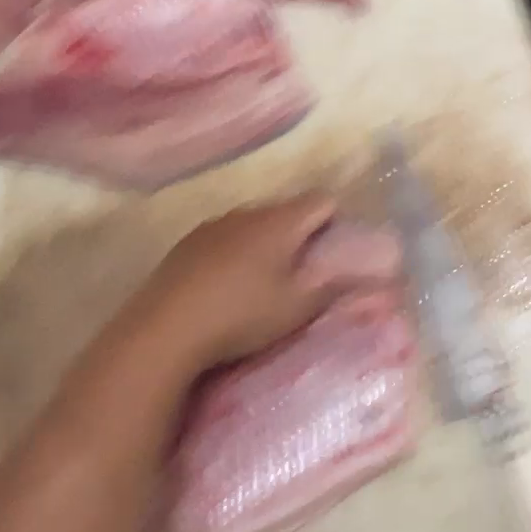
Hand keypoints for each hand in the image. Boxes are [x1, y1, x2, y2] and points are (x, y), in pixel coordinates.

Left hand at [132, 193, 394, 366]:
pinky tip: (226, 286)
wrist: (162, 331)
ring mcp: (213, 225)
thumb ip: (333, 287)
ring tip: (264, 280)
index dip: (335, 221)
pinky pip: (224, 236)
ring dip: (265, 241)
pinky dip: (235, 252)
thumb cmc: (241, 316)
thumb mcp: (297, 308)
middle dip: (300, 232)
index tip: (334, 250)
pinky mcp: (186, 244)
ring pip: (254, 222)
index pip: (322, 200)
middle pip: (287, 209)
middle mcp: (249, 212)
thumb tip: (367, 275)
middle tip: (304, 270)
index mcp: (281, 222)